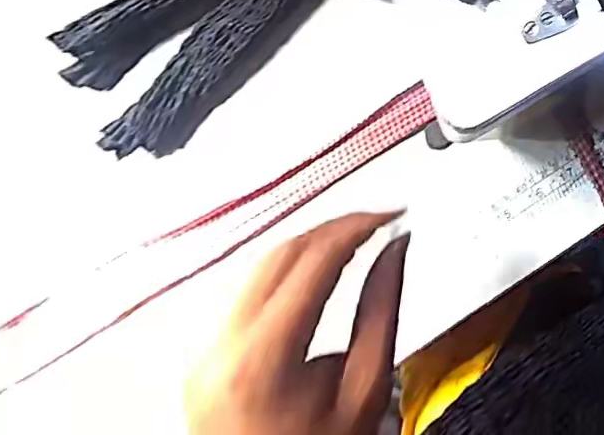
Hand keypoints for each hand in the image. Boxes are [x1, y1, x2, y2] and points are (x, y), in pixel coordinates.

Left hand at [187, 212, 408, 434]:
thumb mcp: (365, 389)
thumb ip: (383, 308)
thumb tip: (396, 246)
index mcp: (262, 358)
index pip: (317, 258)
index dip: (360, 225)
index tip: (393, 214)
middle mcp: (223, 350)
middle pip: (285, 252)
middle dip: (338, 226)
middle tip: (379, 220)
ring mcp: (208, 355)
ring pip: (264, 264)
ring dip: (314, 242)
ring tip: (356, 236)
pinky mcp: (207, 359)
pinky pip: (251, 288)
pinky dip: (292, 265)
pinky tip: (321, 265)